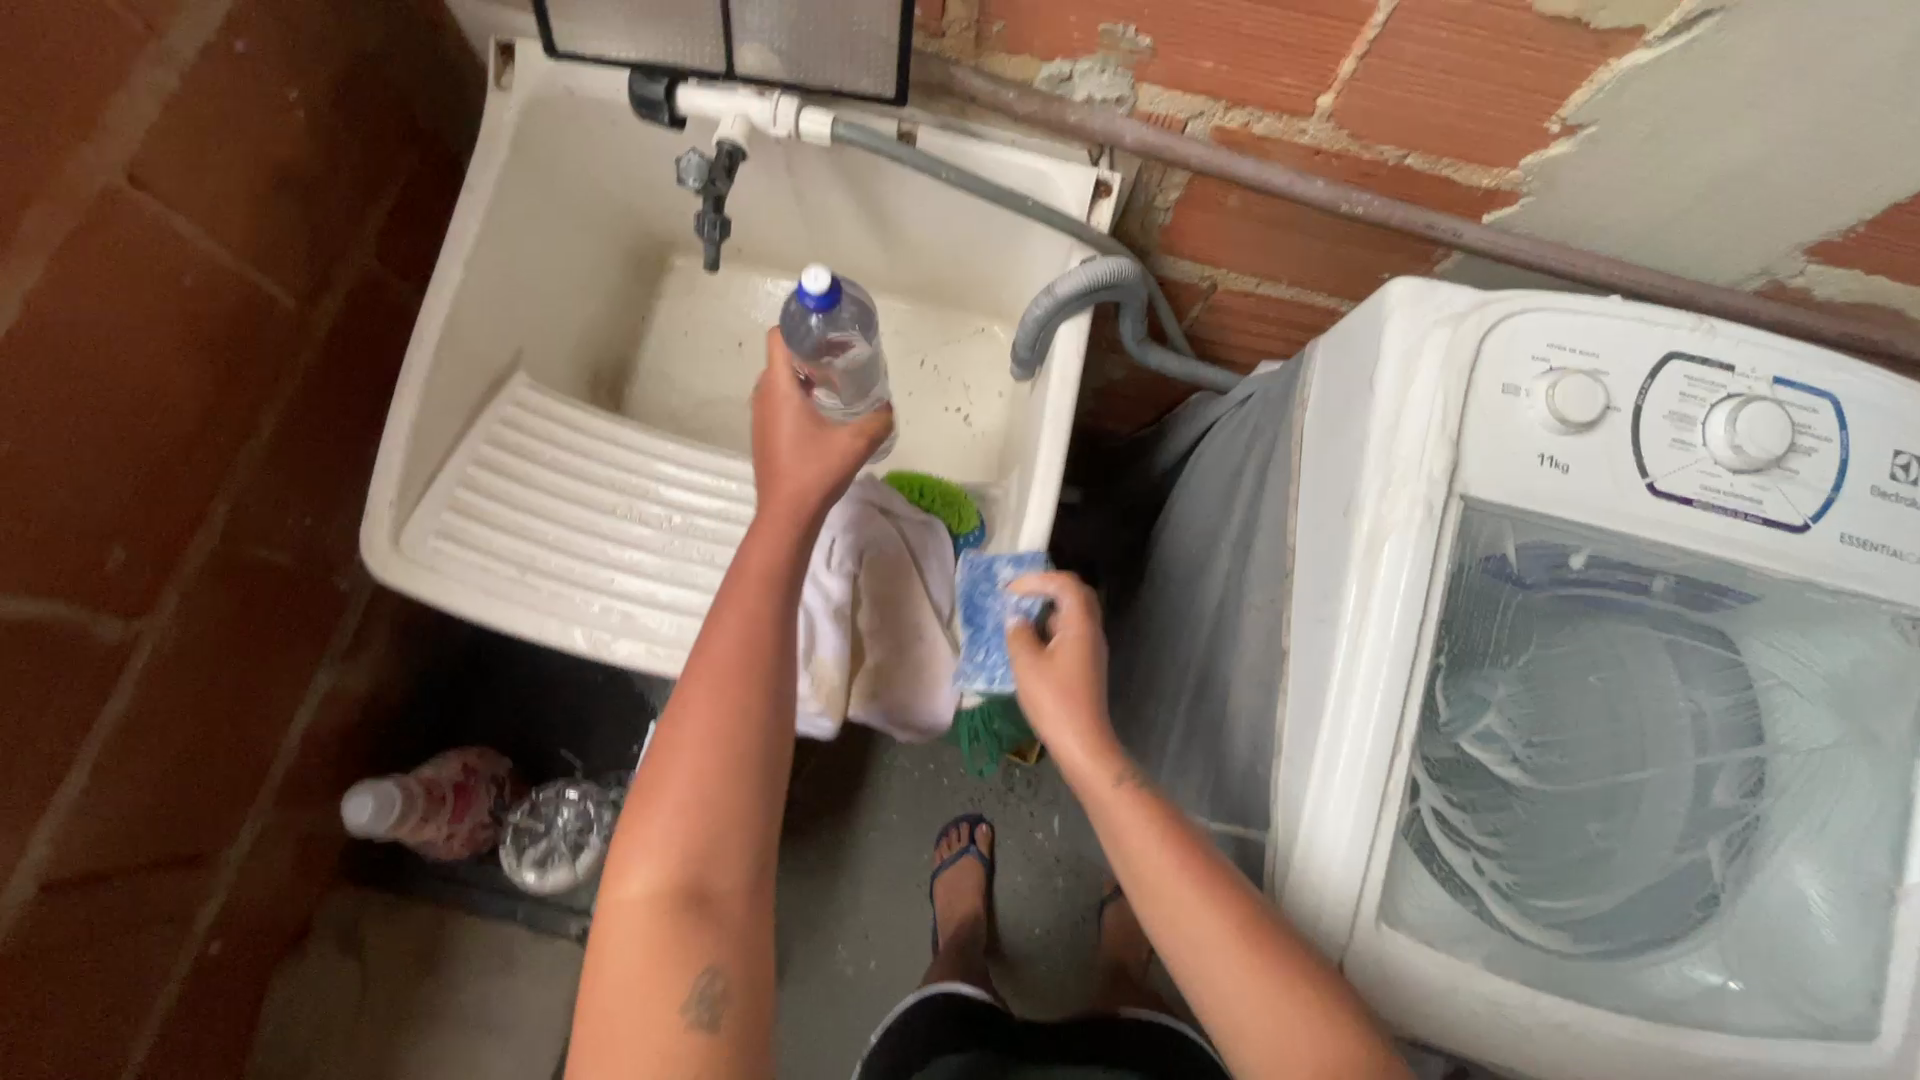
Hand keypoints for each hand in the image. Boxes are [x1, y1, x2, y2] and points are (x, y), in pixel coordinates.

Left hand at [751, 327, 892, 525]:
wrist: (786, 515)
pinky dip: (799, 397)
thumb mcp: (856, 443)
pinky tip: (825, 414)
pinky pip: (780, 401)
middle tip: (843, 358)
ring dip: (806, 376)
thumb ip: (878, 420)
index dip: (801, 326)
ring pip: (781, 381)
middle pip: (783, 356)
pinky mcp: (765, 434)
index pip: (779, 335)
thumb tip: (888, 407)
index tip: (829, 331)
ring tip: (838, 385)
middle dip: (811, 351)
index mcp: (779, 387)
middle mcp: (764, 395)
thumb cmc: (815, 472)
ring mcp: (761, 416)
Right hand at [1005, 571, 1117, 768]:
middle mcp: (1091, 632)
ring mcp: (1092, 650)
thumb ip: (1019, 635)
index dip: (1037, 580)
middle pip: (1076, 595)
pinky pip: (1071, 634)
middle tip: (1019, 594)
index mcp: (1080, 625)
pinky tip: (1031, 643)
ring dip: (1048, 609)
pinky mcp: (1087, 665)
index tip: (1010, 590)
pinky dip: (1051, 629)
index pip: (1065, 585)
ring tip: (1020, 617)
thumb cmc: (1054, 701)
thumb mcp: (1027, 665)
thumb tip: (1017, 620)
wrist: (1082, 742)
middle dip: (1047, 588)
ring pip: (1074, 615)